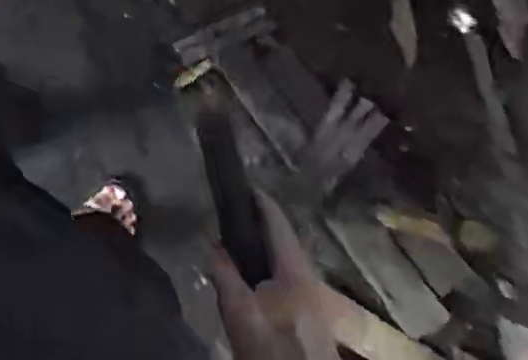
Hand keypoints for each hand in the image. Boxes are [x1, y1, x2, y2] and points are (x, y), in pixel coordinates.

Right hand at [212, 191, 340, 359]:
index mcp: (295, 269)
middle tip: (227, 215)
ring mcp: (314, 298)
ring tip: (234, 242)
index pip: (276, 219)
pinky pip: (287, 277)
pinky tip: (251, 277)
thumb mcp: (239, 313)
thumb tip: (213, 244)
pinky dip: (267, 266)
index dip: (257, 198)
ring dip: (261, 246)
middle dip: (255, 223)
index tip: (236, 184)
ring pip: (284, 258)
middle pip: (281, 237)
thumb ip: (224, 273)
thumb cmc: (273, 351)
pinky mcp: (312, 317)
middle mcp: (310, 276)